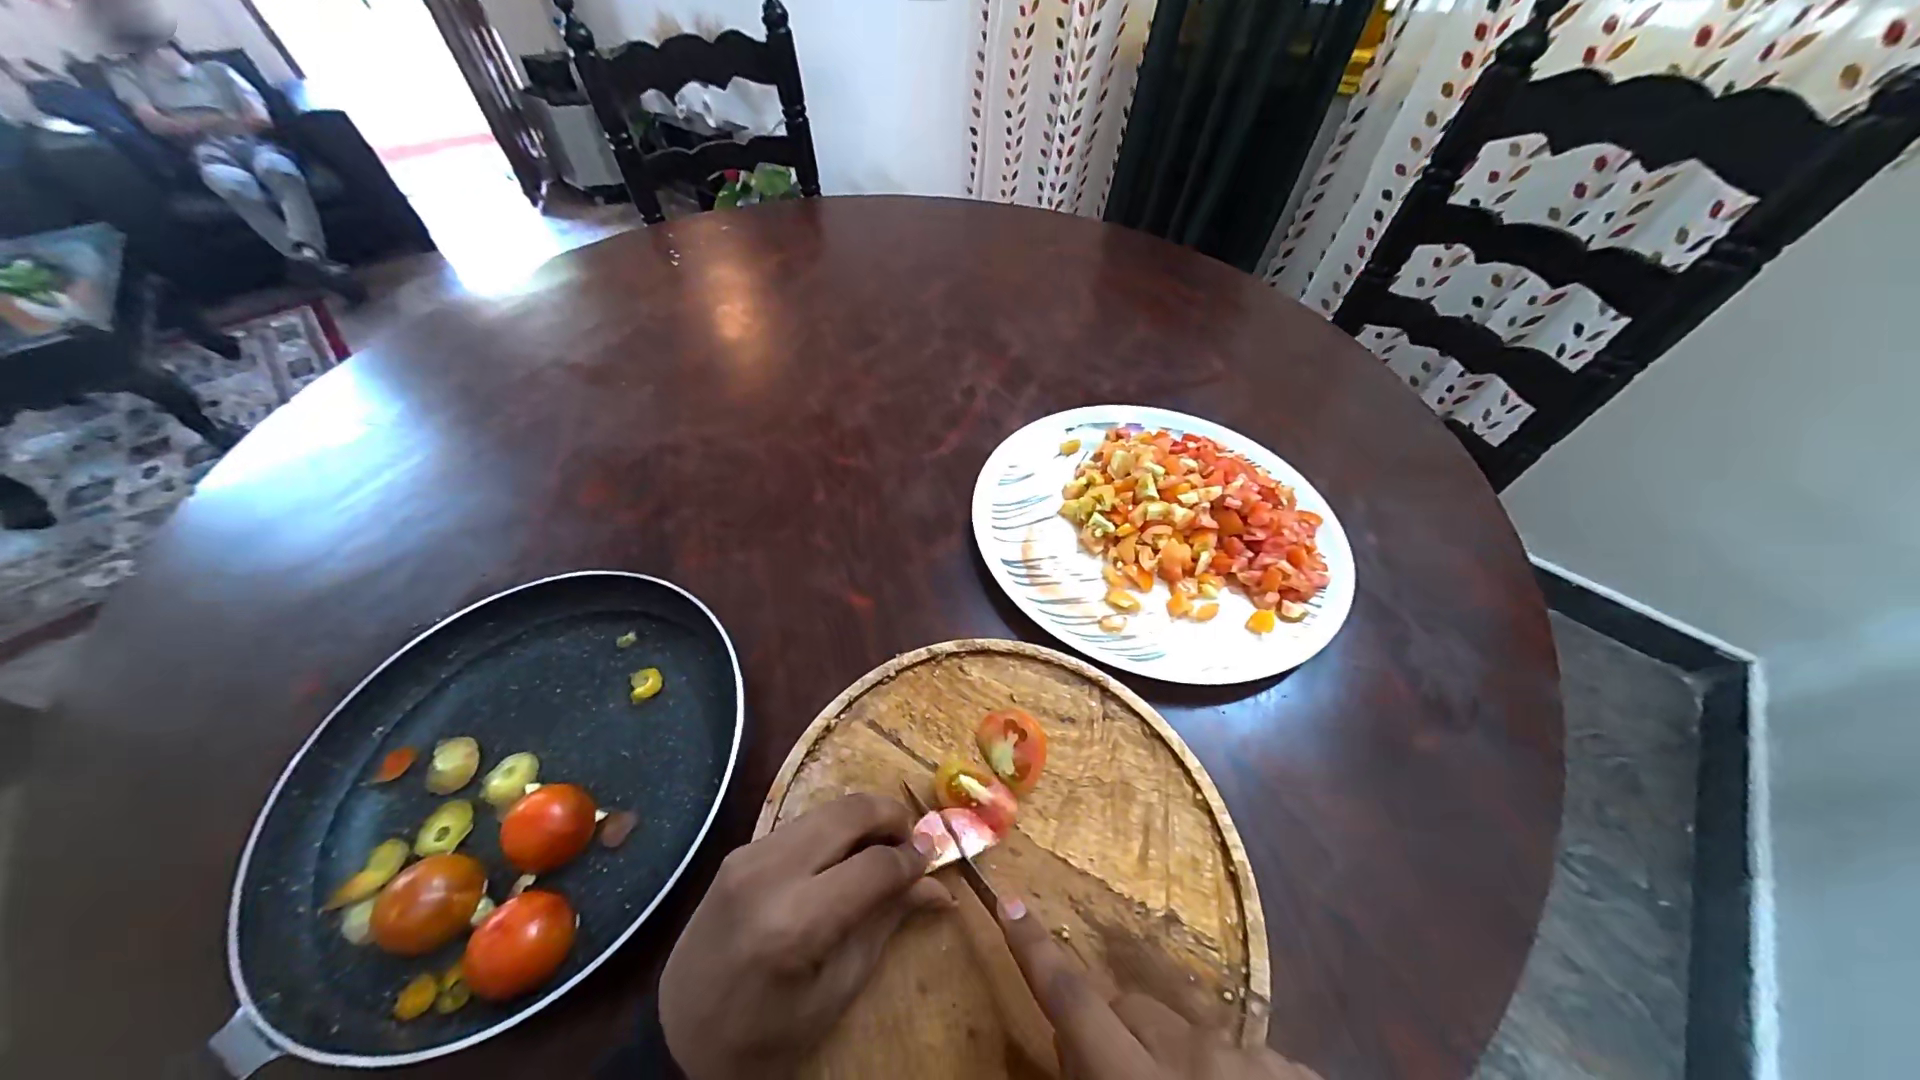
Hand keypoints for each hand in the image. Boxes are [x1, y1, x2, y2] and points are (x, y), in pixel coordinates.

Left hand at [658, 793, 950, 1079]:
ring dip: (863, 820)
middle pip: (851, 812)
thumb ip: (887, 921)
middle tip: (911, 842)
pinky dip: (833, 830)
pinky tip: (841, 859)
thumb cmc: (768, 1033)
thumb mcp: (837, 988)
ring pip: (827, 809)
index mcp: (795, 923)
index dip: (913, 858)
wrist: (679, 1034)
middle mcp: (769, 873)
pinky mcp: (739, 850)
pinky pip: (802, 823)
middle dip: (892, 816)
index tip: (934, 859)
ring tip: (880, 850)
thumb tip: (939, 886)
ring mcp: (748, 855)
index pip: (875, 865)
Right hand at [998, 895, 1321, 1079]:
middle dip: (1113, 1028)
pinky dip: (1226, 1073)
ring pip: (1186, 1029)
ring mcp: (1251, 1057)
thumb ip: (1090, 1074)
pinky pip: (1242, 1052)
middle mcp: (1194, 1055)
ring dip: (1171, 1057)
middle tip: (1111, 1074)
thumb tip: (1071, 1040)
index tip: (1011, 902)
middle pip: (1129, 1006)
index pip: (1073, 1000)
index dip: (1036, 951)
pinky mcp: (1295, 1069)